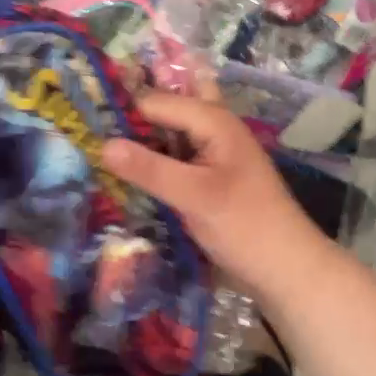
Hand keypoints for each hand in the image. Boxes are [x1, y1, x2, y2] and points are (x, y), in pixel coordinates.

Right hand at [102, 93, 324, 294]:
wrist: (289, 273)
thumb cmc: (246, 227)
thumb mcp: (194, 196)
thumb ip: (149, 169)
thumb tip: (102, 144)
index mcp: (212, 119)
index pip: (153, 102)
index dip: (122, 113)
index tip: (86, 128)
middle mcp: (211, 127)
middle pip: (161, 111)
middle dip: (129, 120)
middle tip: (88, 133)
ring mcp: (210, 152)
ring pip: (165, 134)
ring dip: (139, 142)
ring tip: (98, 151)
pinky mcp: (207, 176)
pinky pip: (173, 156)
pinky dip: (152, 161)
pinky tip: (127, 173)